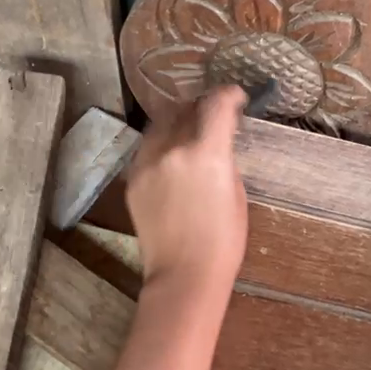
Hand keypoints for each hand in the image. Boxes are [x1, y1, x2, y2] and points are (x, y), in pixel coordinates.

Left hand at [126, 85, 248, 290]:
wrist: (184, 274)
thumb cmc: (224, 240)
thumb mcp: (236, 193)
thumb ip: (224, 159)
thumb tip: (218, 142)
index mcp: (206, 152)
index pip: (217, 104)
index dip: (229, 94)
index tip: (237, 96)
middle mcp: (172, 149)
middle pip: (185, 107)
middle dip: (202, 104)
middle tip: (214, 111)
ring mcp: (147, 163)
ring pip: (161, 124)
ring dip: (178, 120)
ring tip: (190, 129)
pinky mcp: (133, 179)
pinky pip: (148, 148)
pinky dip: (162, 144)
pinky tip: (173, 157)